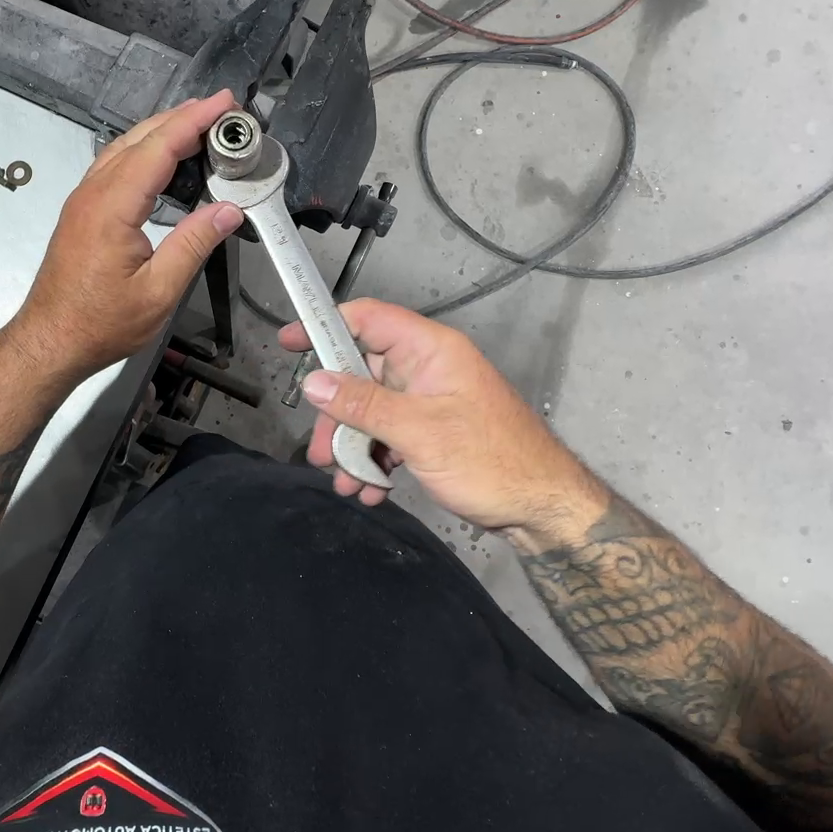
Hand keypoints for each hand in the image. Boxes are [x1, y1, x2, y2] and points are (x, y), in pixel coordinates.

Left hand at [9, 91, 245, 380]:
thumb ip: (193, 245)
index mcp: (112, 206)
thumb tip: (229, 210)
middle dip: (181, 118)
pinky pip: (115, 166)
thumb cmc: (101, 324)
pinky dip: (144, 152)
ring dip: (161, 132)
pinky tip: (163, 160)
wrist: (51, 341)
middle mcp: (93, 193)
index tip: (224, 102)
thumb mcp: (157, 292)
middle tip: (221, 109)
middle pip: (139, 139)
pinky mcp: (82, 212)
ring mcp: (83, 200)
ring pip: (123, 149)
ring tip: (199, 127)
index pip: (158, 148)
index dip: (194, 121)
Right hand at [281, 299, 608, 537]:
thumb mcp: (420, 432)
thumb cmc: (492, 461)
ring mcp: (427, 402)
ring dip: (353, 447)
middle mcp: (426, 370)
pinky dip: (374, 461)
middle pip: (360, 375)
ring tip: (346, 482)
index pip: (369, 320)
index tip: (290, 342)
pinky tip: (369, 490)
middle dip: (336, 416)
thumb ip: (363, 405)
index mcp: (430, 351)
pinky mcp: (430, 432)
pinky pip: (387, 436)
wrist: (542, 511)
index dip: (326, 325)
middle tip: (321, 452)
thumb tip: (313, 383)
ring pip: (370, 412)